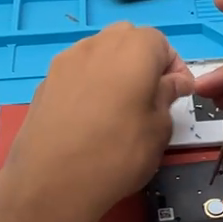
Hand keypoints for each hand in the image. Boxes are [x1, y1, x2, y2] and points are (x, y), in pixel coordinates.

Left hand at [2, 22, 192, 221]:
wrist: (52, 182)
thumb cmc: (118, 154)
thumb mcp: (159, 128)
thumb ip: (167, 96)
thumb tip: (173, 81)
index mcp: (133, 49)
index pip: (161, 42)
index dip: (173, 66)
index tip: (177, 93)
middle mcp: (98, 44)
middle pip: (127, 39)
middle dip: (142, 61)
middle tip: (150, 97)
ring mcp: (66, 60)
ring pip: (99, 52)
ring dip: (114, 69)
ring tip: (119, 107)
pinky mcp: (45, 81)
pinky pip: (77, 72)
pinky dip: (89, 84)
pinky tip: (89, 117)